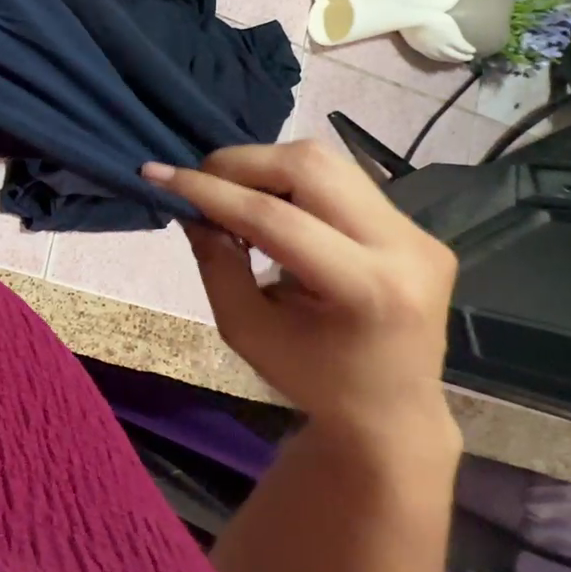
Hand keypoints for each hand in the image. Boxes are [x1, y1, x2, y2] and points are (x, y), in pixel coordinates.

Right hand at [142, 142, 458, 440]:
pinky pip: (338, 178)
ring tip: (230, 197)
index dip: (206, 190)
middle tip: (198, 186)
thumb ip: (215, 259)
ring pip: (324, 160)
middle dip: (238, 165)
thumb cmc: (309, 375)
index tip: (154, 176)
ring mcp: (416, 233)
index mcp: (366, 288)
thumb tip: (187, 204)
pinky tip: (265, 207)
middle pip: (309, 167)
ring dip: (262, 167)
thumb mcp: (242, 325)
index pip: (273, 216)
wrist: (392, 410)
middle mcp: (404, 249)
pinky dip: (286, 180)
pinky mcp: (411, 226)